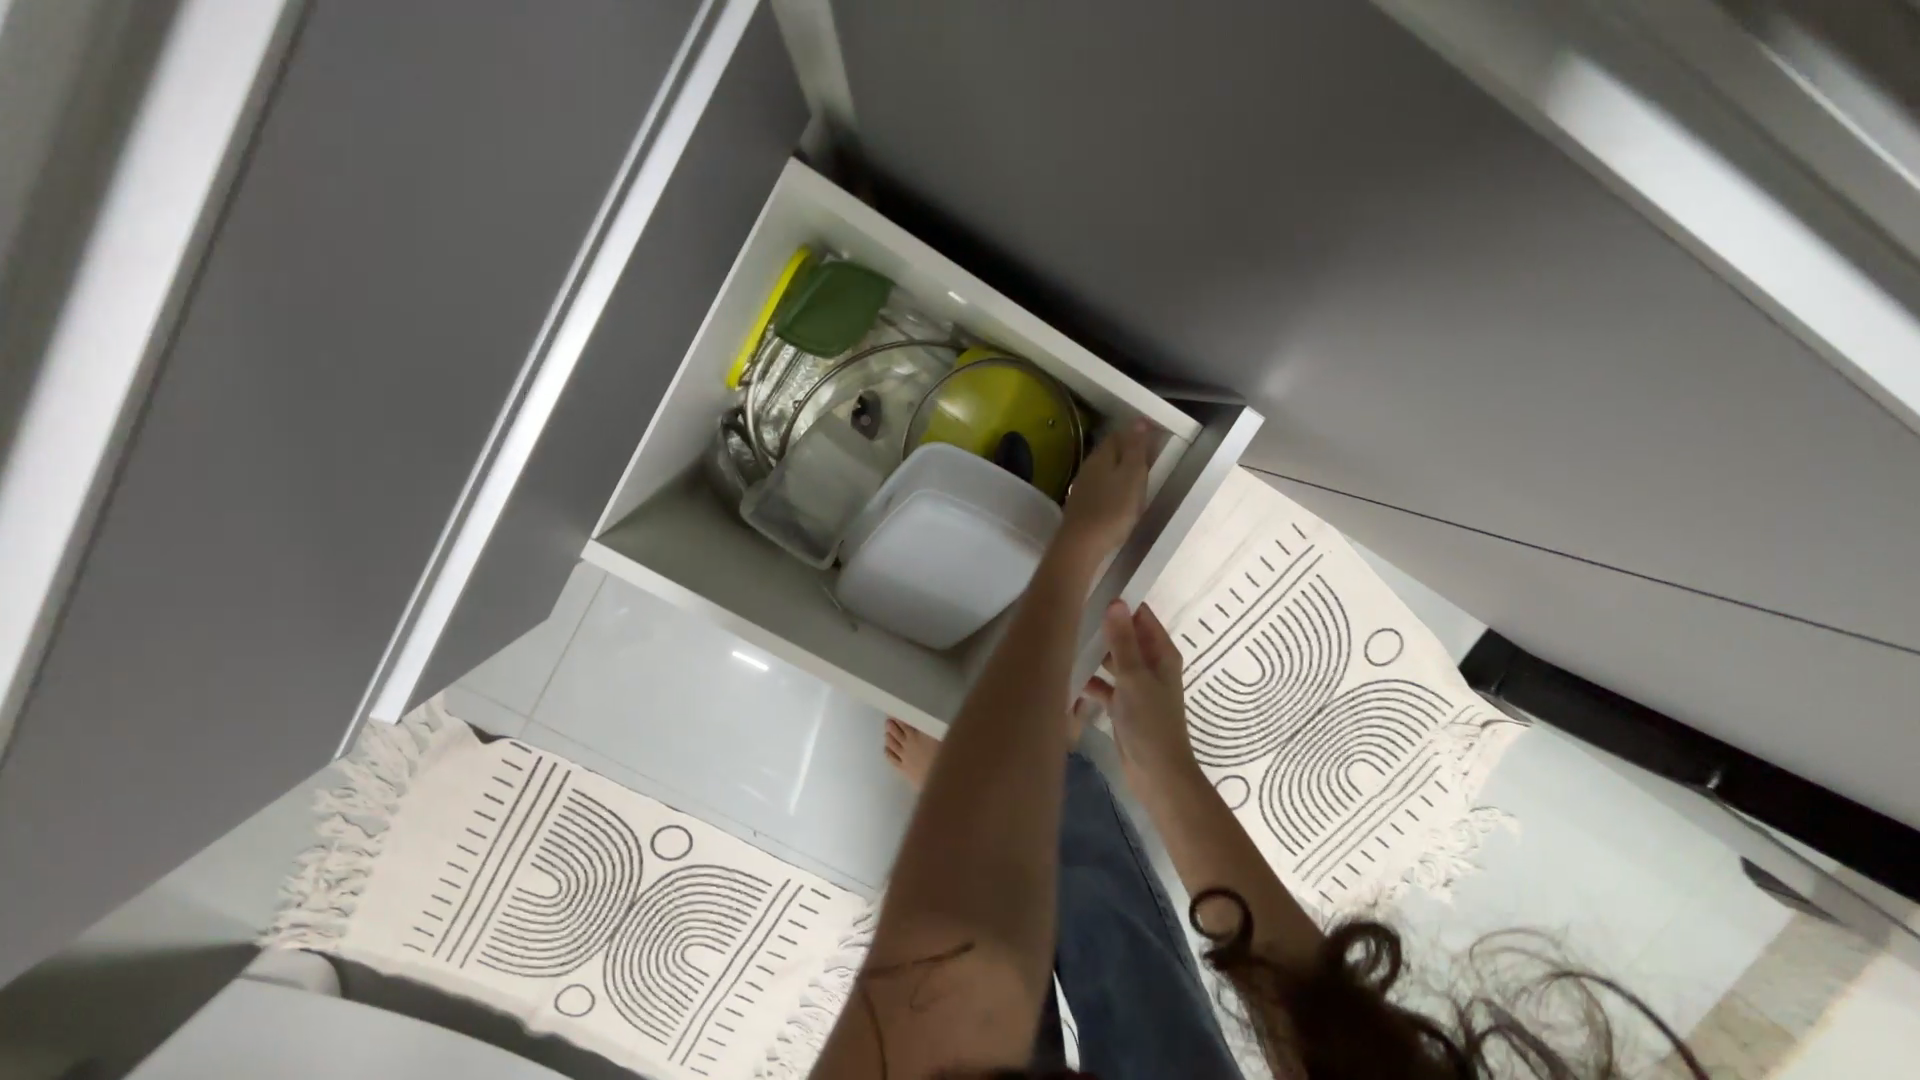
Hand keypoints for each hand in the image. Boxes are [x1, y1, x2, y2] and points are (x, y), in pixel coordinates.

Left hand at [1058, 420, 1154, 561]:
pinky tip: (1118, 496)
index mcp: (1102, 456)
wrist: (1082, 544)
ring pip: (1103, 470)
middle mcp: (1088, 467)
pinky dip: (1111, 486)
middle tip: (1147, 457)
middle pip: (1109, 452)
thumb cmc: (1113, 509)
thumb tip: (1138, 421)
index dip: (1135, 433)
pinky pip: (1099, 487)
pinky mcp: (1080, 505)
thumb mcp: (1132, 476)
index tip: (1153, 438)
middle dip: (1127, 450)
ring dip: (1119, 469)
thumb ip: (1136, 449)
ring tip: (1136, 477)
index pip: (1118, 435)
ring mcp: (1081, 487)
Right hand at [1083, 601, 1196, 783]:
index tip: (1092, 590)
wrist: (1156, 773)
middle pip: (1125, 638)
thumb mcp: (1134, 677)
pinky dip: (1090, 682)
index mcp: (1162, 654)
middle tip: (1069, 615)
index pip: (1142, 617)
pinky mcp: (1122, 706)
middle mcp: (1151, 666)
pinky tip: (1066, 675)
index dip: (1122, 604)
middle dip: (1103, 628)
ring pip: (1112, 661)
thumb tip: (1115, 602)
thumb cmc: (1150, 722)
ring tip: (1063, 641)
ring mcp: (1136, 686)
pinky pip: (1103, 685)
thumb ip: (1123, 640)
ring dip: (1094, 655)